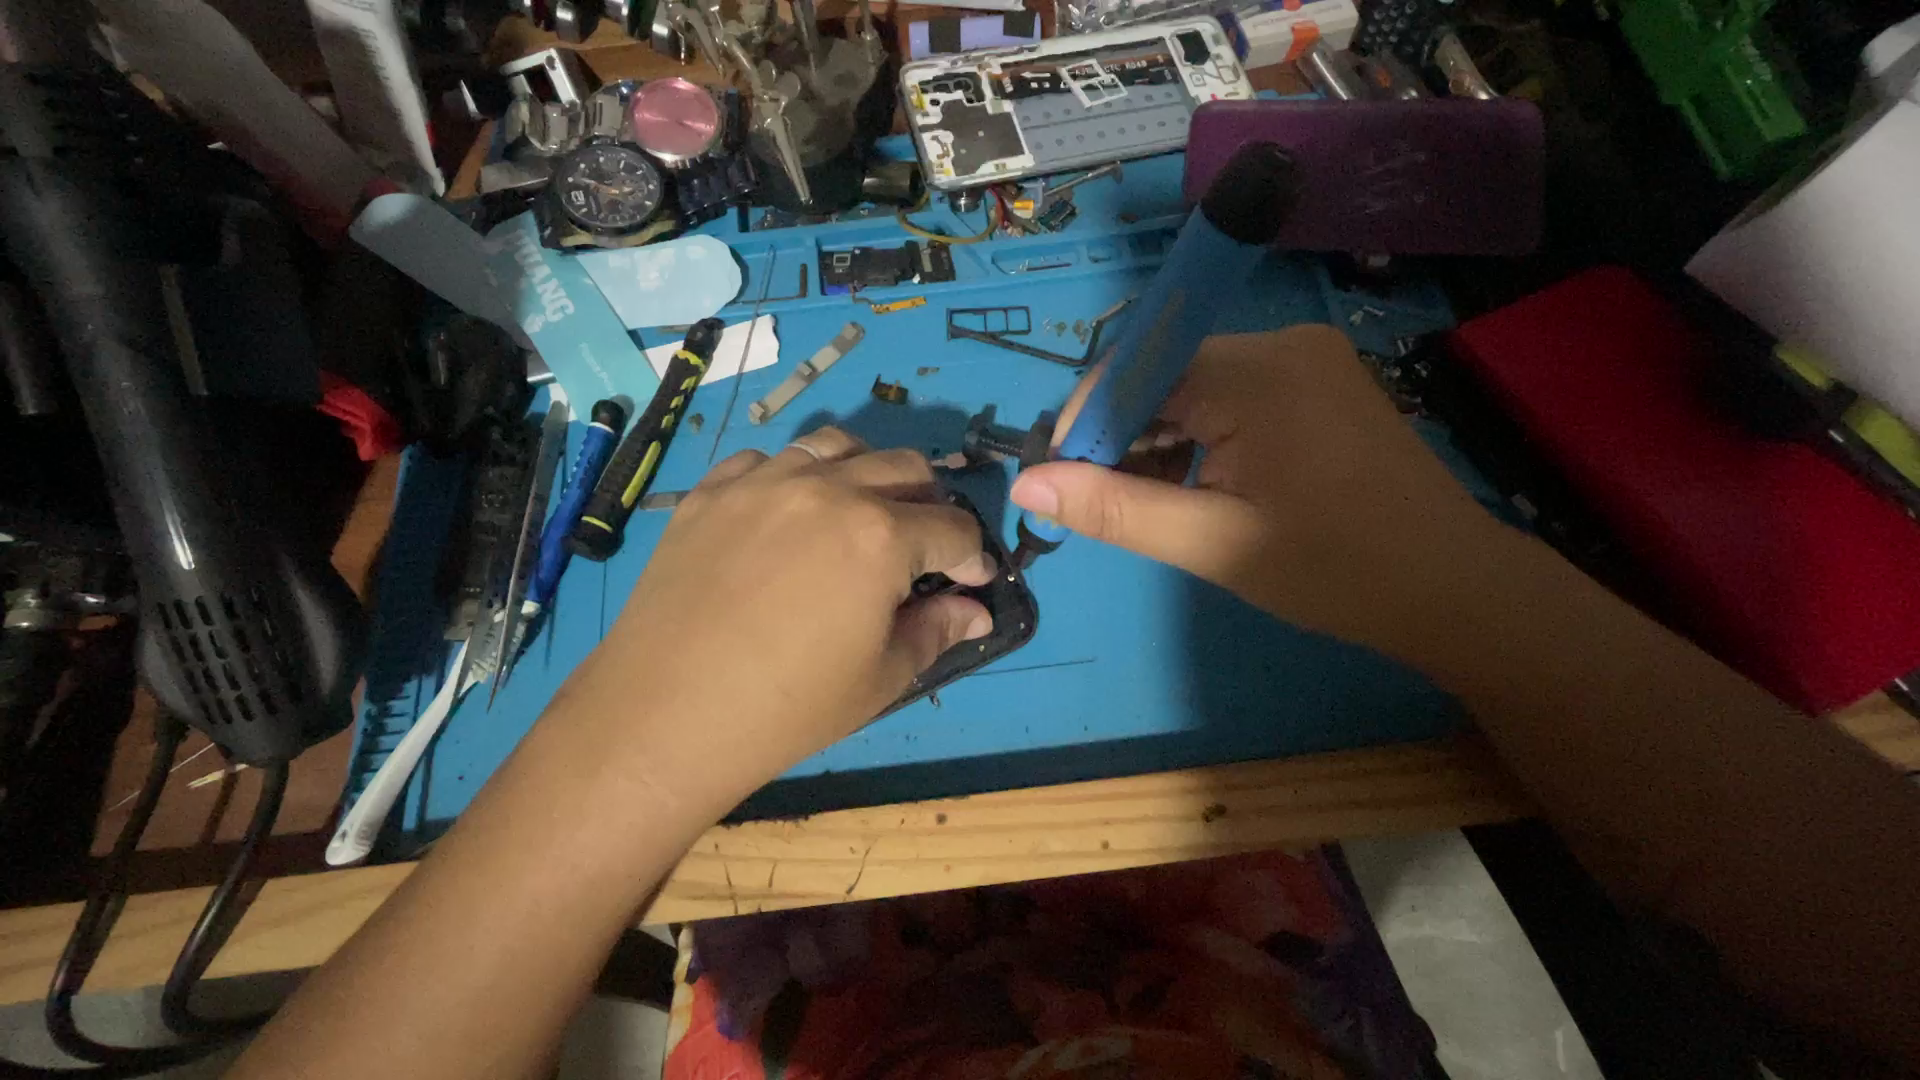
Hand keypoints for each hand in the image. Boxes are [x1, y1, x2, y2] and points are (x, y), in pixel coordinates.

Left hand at [554, 427, 994, 805]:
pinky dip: (796, 477)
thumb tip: (977, 611)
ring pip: (838, 445)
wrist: (666, 712)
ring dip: (867, 473)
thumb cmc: (788, 707)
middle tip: (922, 547)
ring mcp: (764, 481)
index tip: (970, 582)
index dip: (973, 558)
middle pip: (905, 468)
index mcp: (880, 536)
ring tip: (860, 513)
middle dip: (930, 505)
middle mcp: (828, 489)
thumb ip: (937, 631)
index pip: (954, 529)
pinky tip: (788, 516)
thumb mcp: (880, 678)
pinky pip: (768, 459)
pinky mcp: (713, 490)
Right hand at [1010, 326, 1518, 665]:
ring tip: (1147, 502)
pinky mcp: (1317, 381)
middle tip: (1100, 501)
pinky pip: (1232, 394)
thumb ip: (1114, 508)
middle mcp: (1279, 343)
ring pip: (1194, 384)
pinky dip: (1199, 434)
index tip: (1060, 481)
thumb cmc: (1335, 570)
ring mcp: (1305, 358)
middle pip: (1164, 373)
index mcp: (1255, 373)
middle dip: (1121, 435)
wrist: (1453, 587)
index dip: (1086, 423)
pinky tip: (1193, 483)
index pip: (1135, 370)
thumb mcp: (1211, 543)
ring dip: (1158, 437)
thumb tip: (1026, 484)